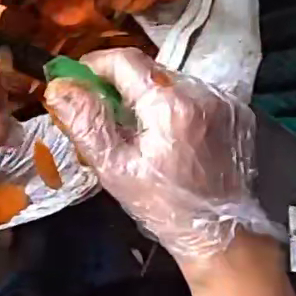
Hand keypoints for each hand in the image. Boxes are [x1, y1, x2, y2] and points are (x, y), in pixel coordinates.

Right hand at [45, 49, 278, 264]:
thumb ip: (86, 123)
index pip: (125, 60)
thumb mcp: (113, 168)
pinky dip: (172, 104)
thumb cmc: (161, 204)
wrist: (222, 235)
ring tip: (136, 129)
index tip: (76, 81)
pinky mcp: (236, 110)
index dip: (94, 64)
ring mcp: (224, 100)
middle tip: (101, 111)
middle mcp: (202, 92)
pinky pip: (192, 93)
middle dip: (119, 83)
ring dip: (146, 94)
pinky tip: (167, 134)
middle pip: (148, 68)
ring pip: (169, 80)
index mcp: (170, 105)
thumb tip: (59, 86)